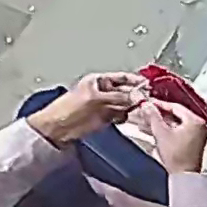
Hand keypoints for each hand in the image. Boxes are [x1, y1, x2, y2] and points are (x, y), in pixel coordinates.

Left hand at [27, 72, 145, 145]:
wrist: (57, 129)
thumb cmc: (68, 110)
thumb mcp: (97, 99)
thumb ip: (120, 97)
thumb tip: (139, 96)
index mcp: (99, 81)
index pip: (123, 77)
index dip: (136, 80)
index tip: (149, 85)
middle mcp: (104, 91)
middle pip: (128, 91)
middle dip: (136, 96)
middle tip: (145, 101)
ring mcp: (106, 104)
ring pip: (127, 104)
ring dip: (132, 108)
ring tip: (135, 111)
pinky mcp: (107, 116)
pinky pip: (123, 115)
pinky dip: (126, 117)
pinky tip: (124, 118)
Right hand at [131, 99, 206, 173]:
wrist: (184, 175)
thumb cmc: (176, 156)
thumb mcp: (161, 133)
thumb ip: (153, 117)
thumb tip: (146, 105)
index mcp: (196, 121)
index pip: (176, 107)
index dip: (160, 104)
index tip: (148, 103)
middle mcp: (200, 126)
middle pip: (176, 115)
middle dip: (158, 114)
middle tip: (145, 112)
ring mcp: (198, 134)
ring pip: (176, 123)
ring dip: (160, 122)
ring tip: (145, 121)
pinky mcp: (193, 142)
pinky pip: (178, 131)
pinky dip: (166, 130)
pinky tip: (152, 130)